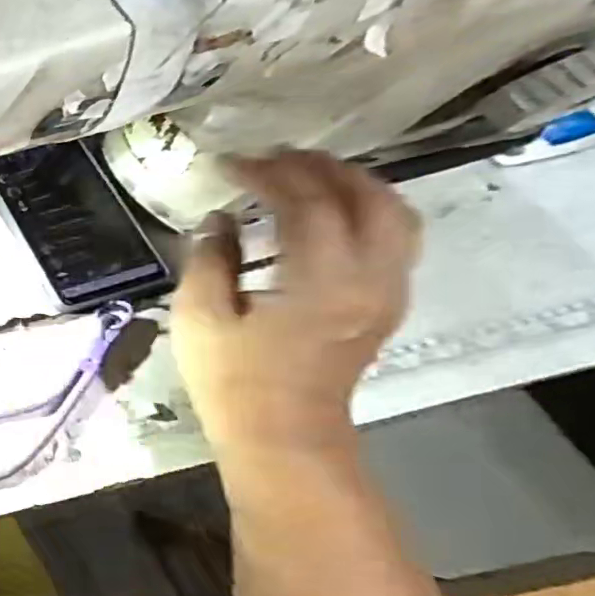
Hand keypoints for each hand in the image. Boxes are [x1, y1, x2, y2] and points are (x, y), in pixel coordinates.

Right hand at [171, 151, 420, 452]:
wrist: (282, 437)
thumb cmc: (233, 381)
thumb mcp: (199, 318)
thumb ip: (208, 259)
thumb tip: (220, 219)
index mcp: (321, 281)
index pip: (305, 202)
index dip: (267, 173)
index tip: (229, 164)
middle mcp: (370, 278)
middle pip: (365, 197)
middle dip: (318, 167)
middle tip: (272, 158)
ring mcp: (387, 292)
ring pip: (394, 214)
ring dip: (352, 184)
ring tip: (307, 175)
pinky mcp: (385, 304)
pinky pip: (394, 238)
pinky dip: (366, 209)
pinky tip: (330, 211)